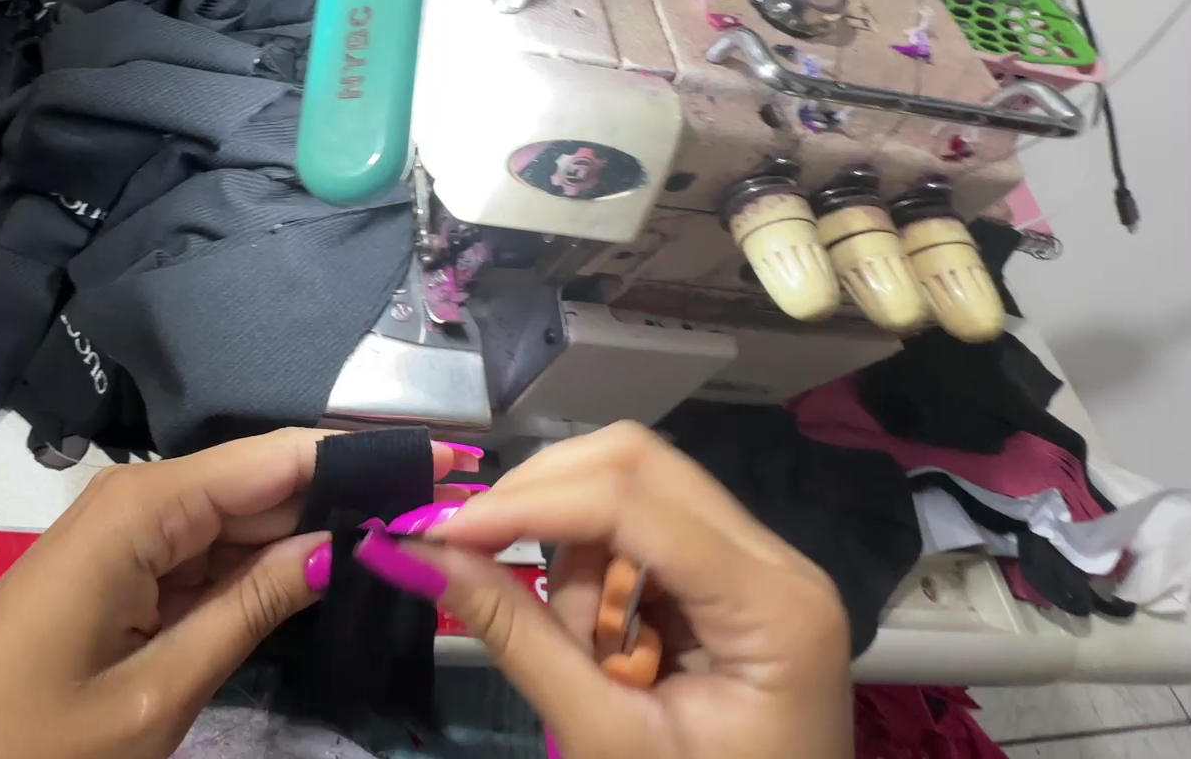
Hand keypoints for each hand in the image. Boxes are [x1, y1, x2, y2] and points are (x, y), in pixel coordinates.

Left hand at [0, 427, 459, 758]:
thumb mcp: (156, 691)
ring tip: (397, 534)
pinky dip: (261, 565)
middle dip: (343, 494)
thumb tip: (338, 545)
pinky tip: (320, 571)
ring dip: (309, 531)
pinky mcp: (126, 566)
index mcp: (149, 502)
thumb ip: (252, 608)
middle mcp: (144, 495)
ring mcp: (133, 531)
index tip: (440, 459)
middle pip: (263, 480)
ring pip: (240, 517)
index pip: (276, 457)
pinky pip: (208, 552)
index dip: (358, 455)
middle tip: (433, 508)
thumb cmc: (26, 744)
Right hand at [398, 422, 852, 758]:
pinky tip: (594, 623)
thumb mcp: (602, 737)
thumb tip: (417, 553)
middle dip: (540, 494)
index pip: (629, 504)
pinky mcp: (729, 566)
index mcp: (770, 607)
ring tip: (570, 632)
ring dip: (566, 531)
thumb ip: (512, 632)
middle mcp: (774, 557)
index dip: (526, 505)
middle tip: (475, 544)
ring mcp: (756, 556)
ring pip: (630, 476)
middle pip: (633, 460)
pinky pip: (637, 514)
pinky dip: (588, 550)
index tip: (445, 532)